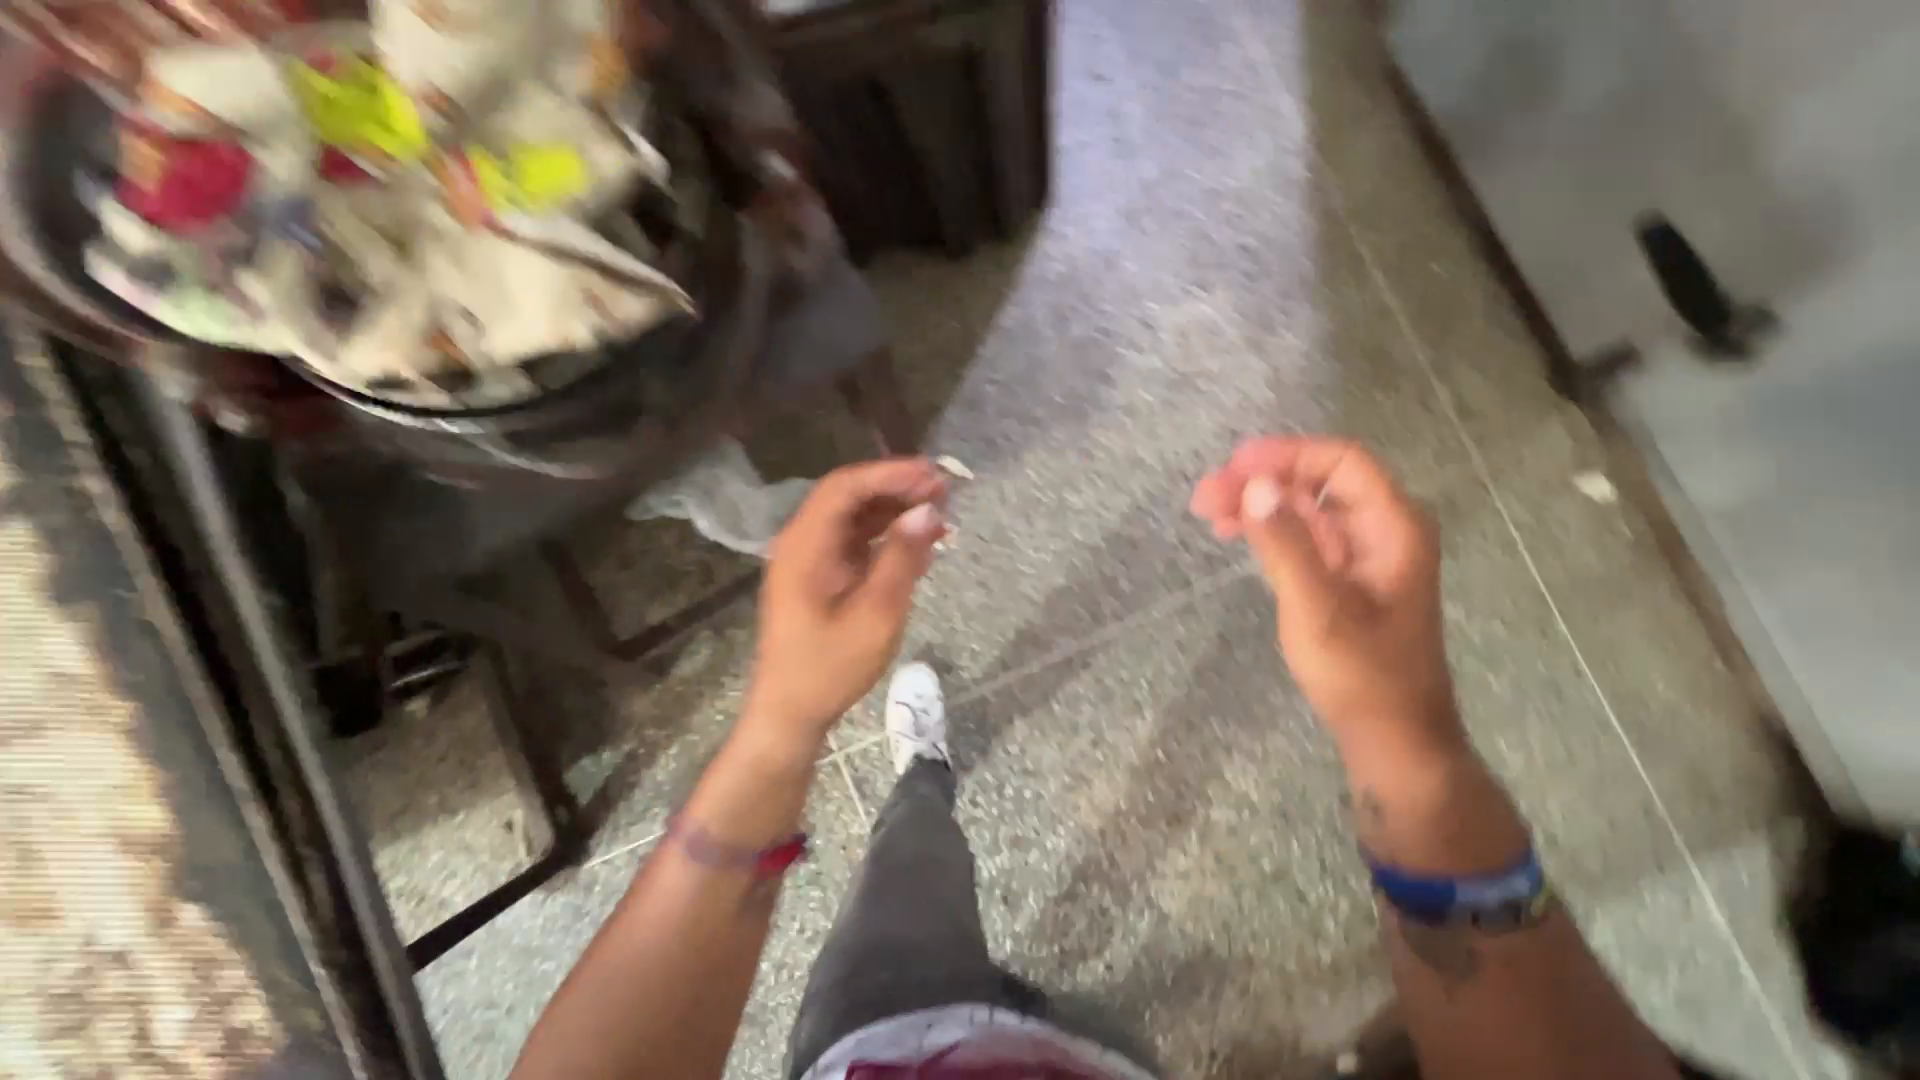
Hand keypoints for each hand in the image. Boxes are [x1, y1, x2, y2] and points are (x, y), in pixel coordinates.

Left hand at [742, 458, 946, 748]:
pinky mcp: (819, 578)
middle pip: (850, 498)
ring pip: (854, 519)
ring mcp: (809, 560)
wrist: (791, 712)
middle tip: (944, 492)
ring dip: (894, 513)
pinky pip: (854, 544)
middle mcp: (802, 543)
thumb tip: (928, 510)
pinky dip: (885, 540)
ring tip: (940, 516)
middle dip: (897, 490)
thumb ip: (902, 556)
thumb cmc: (831, 666)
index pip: (846, 487)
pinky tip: (920, 548)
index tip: (933, 475)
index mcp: (805, 544)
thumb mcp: (876, 612)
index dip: (891, 474)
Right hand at [1191, 437, 1460, 756]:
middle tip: (1206, 495)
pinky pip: (1305, 537)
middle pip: (1319, 482)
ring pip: (1308, 509)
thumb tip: (1255, 486)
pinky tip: (1237, 533)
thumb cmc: (1361, 673)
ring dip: (1260, 504)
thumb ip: (1286, 544)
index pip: (1341, 462)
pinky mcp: (1346, 580)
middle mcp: (1384, 530)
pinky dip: (1270, 530)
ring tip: (1209, 512)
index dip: (1286, 454)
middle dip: (1262, 480)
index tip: (1234, 466)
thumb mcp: (1317, 608)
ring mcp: (1365, 556)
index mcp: (1393, 526)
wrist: (1392, 736)